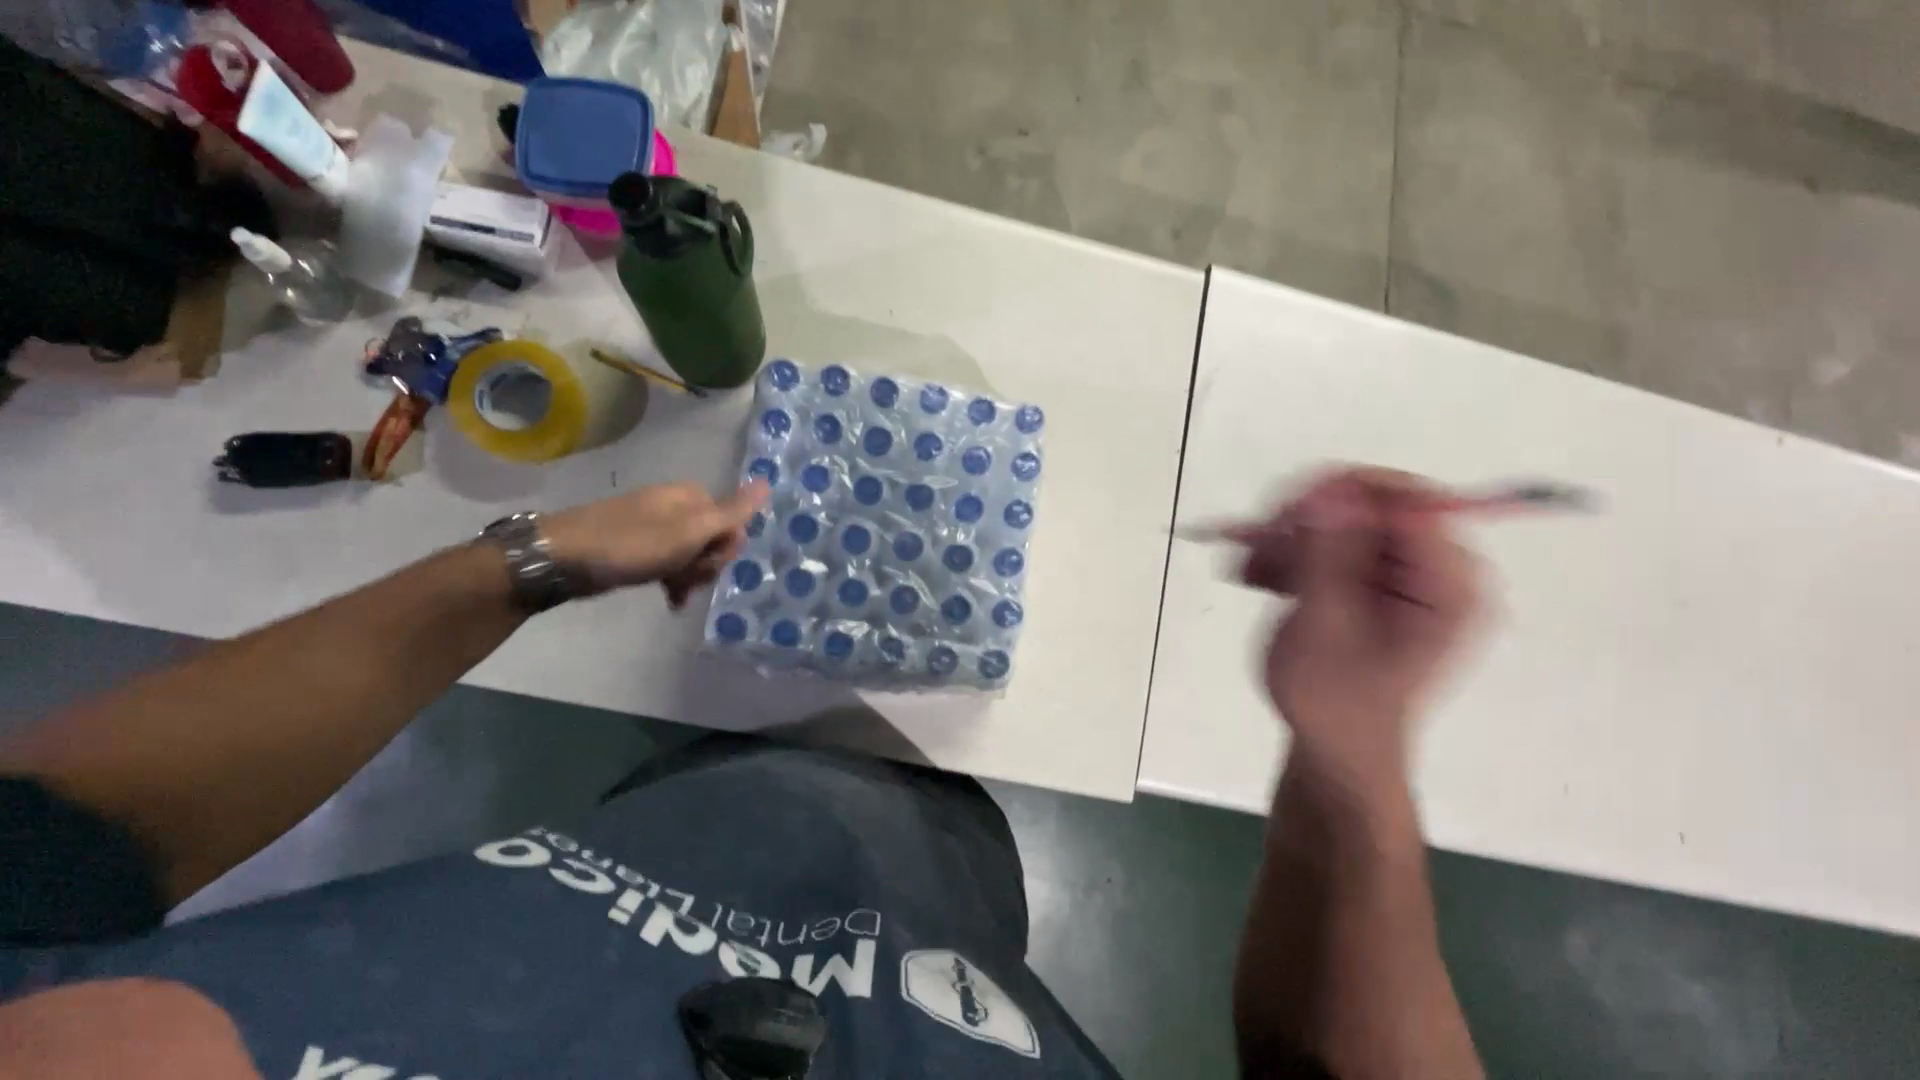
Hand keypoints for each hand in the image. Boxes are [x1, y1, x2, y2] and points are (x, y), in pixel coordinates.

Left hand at [541, 481, 767, 608]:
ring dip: (690, 576)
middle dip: (706, 565)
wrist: (563, 558)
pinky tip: (669, 599)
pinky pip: (670, 563)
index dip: (724, 549)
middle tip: (684, 576)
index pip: (732, 523)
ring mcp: (655, 527)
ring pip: (692, 555)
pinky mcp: (637, 547)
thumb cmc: (631, 546)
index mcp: (690, 497)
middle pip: (713, 540)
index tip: (705, 562)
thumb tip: (768, 482)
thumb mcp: (688, 531)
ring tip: (674, 593)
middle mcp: (675, 506)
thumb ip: (730, 512)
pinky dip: (673, 580)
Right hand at [1228, 468, 1481, 787]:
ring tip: (1246, 572)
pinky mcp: (1375, 585)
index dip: (1345, 494)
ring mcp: (1406, 576)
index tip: (1284, 514)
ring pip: (1343, 524)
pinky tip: (1257, 579)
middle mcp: (1437, 569)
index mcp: (1449, 582)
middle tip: (1254, 545)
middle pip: (1371, 507)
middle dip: (1305, 522)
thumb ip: (1331, 556)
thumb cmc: (1335, 703)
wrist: (1336, 754)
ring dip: (1288, 541)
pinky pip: (1333, 547)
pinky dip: (1293, 557)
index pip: (1408, 500)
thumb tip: (1331, 490)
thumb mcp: (1328, 627)